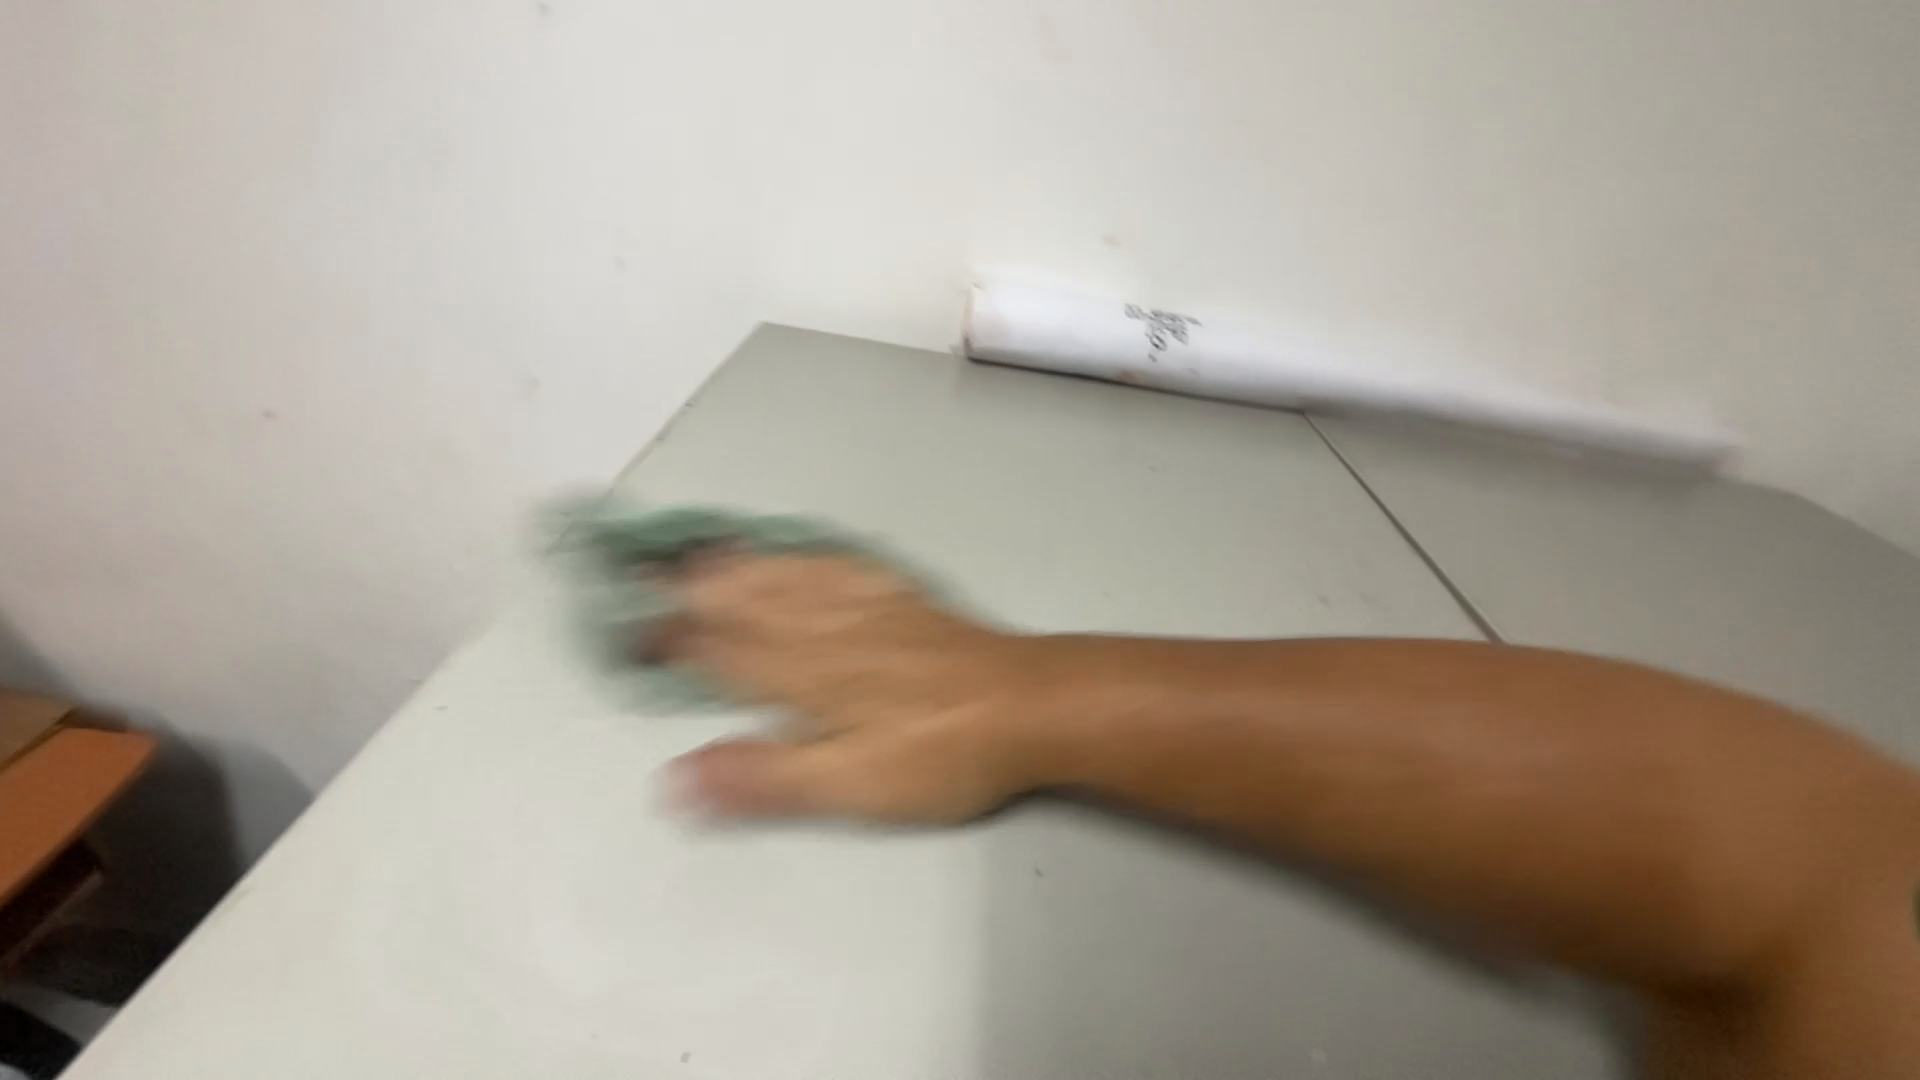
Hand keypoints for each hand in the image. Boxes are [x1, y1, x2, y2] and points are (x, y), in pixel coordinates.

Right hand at [657, 553, 1048, 822]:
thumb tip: (672, 778)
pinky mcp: (899, 599)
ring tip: (695, 553)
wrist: (1026, 704)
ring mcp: (863, 605)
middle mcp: (822, 626)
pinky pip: (835, 565)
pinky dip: (799, 555)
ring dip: (733, 565)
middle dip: (688, 591)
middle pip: (743, 600)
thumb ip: (763, 777)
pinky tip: (795, 552)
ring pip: (782, 576)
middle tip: (638, 575)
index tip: (624, 631)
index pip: (719, 649)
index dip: (669, 640)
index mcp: (802, 672)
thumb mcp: (849, 786)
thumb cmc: (937, 753)